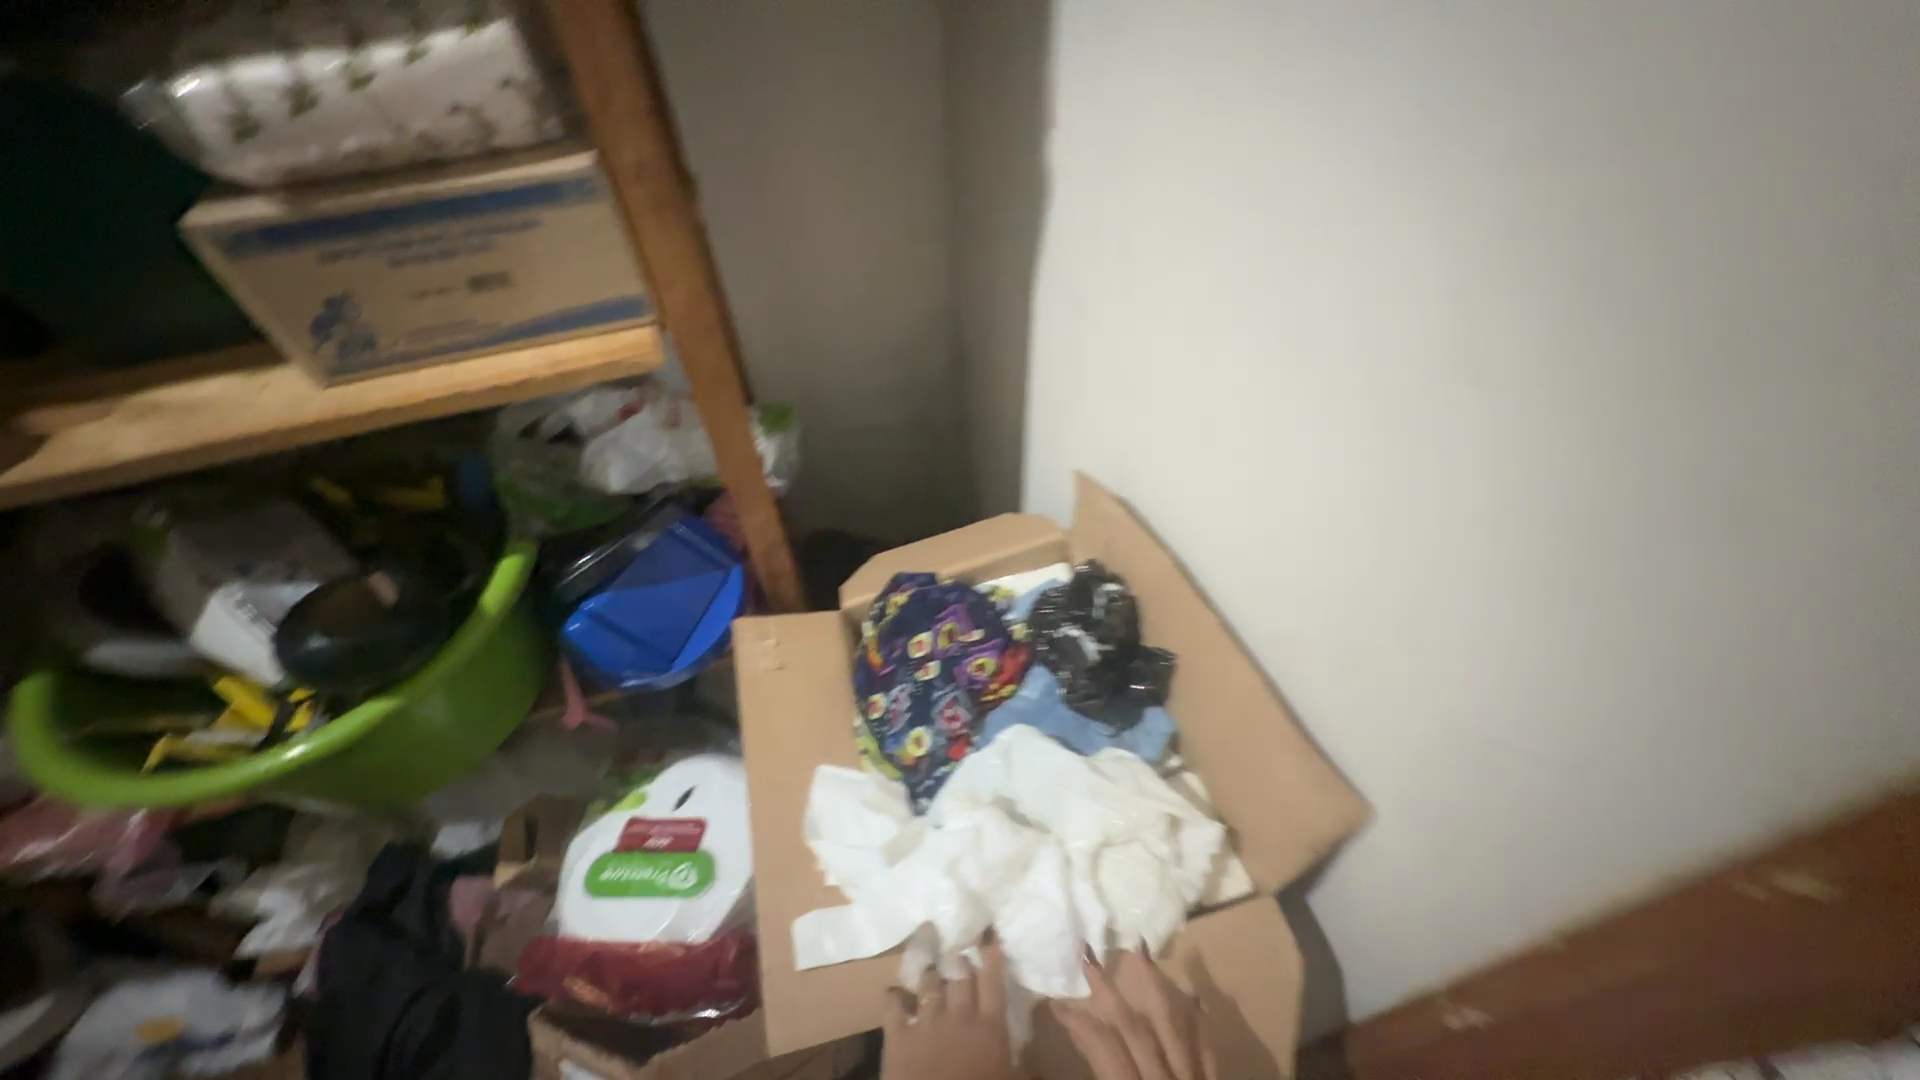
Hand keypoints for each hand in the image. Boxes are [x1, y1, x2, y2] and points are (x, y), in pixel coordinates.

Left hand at [880, 950, 1014, 1079]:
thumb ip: (1016, 1061)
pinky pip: (893, 1005)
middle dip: (959, 960)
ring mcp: (927, 1022)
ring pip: (930, 983)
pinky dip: (894, 996)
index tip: (990, 936)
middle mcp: (959, 1016)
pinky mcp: (898, 1034)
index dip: (992, 956)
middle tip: (958, 950)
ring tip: (932, 966)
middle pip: (961, 975)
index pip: (993, 982)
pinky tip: (894, 992)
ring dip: (932, 974)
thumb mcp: (1008, 1078)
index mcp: (990, 1028)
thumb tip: (1026, 1052)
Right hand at [1054, 947, 1216, 1079]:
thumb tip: (1080, 1045)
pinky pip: (1209, 1053)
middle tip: (1089, 953)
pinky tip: (1196, 998)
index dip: (1079, 1024)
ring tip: (1141, 950)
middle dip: (1110, 990)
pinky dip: (1201, 1024)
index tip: (1058, 1003)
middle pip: (1135, 1028)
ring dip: (1156, 987)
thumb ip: (1101, 1073)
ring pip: (1174, 1027)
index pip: (1103, 1049)